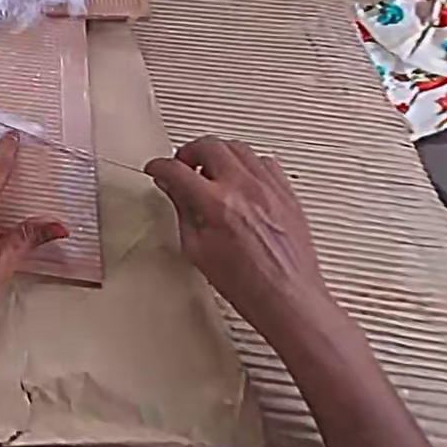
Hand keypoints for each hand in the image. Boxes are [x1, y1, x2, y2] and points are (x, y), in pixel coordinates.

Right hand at [145, 137, 325, 337]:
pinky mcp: (285, 193)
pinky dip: (247, 163)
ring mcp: (268, 187)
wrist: (288, 300)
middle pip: (208, 146)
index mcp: (217, 204)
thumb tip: (173, 188)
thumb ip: (182, 210)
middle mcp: (244, 188)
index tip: (157, 169)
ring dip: (217, 153)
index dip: (160, 166)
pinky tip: (241, 176)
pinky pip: (264, 161)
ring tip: (210, 169)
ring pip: (236, 147)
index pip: (177, 169)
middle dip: (188, 153)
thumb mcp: (197, 249)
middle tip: (182, 165)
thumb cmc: (248, 285)